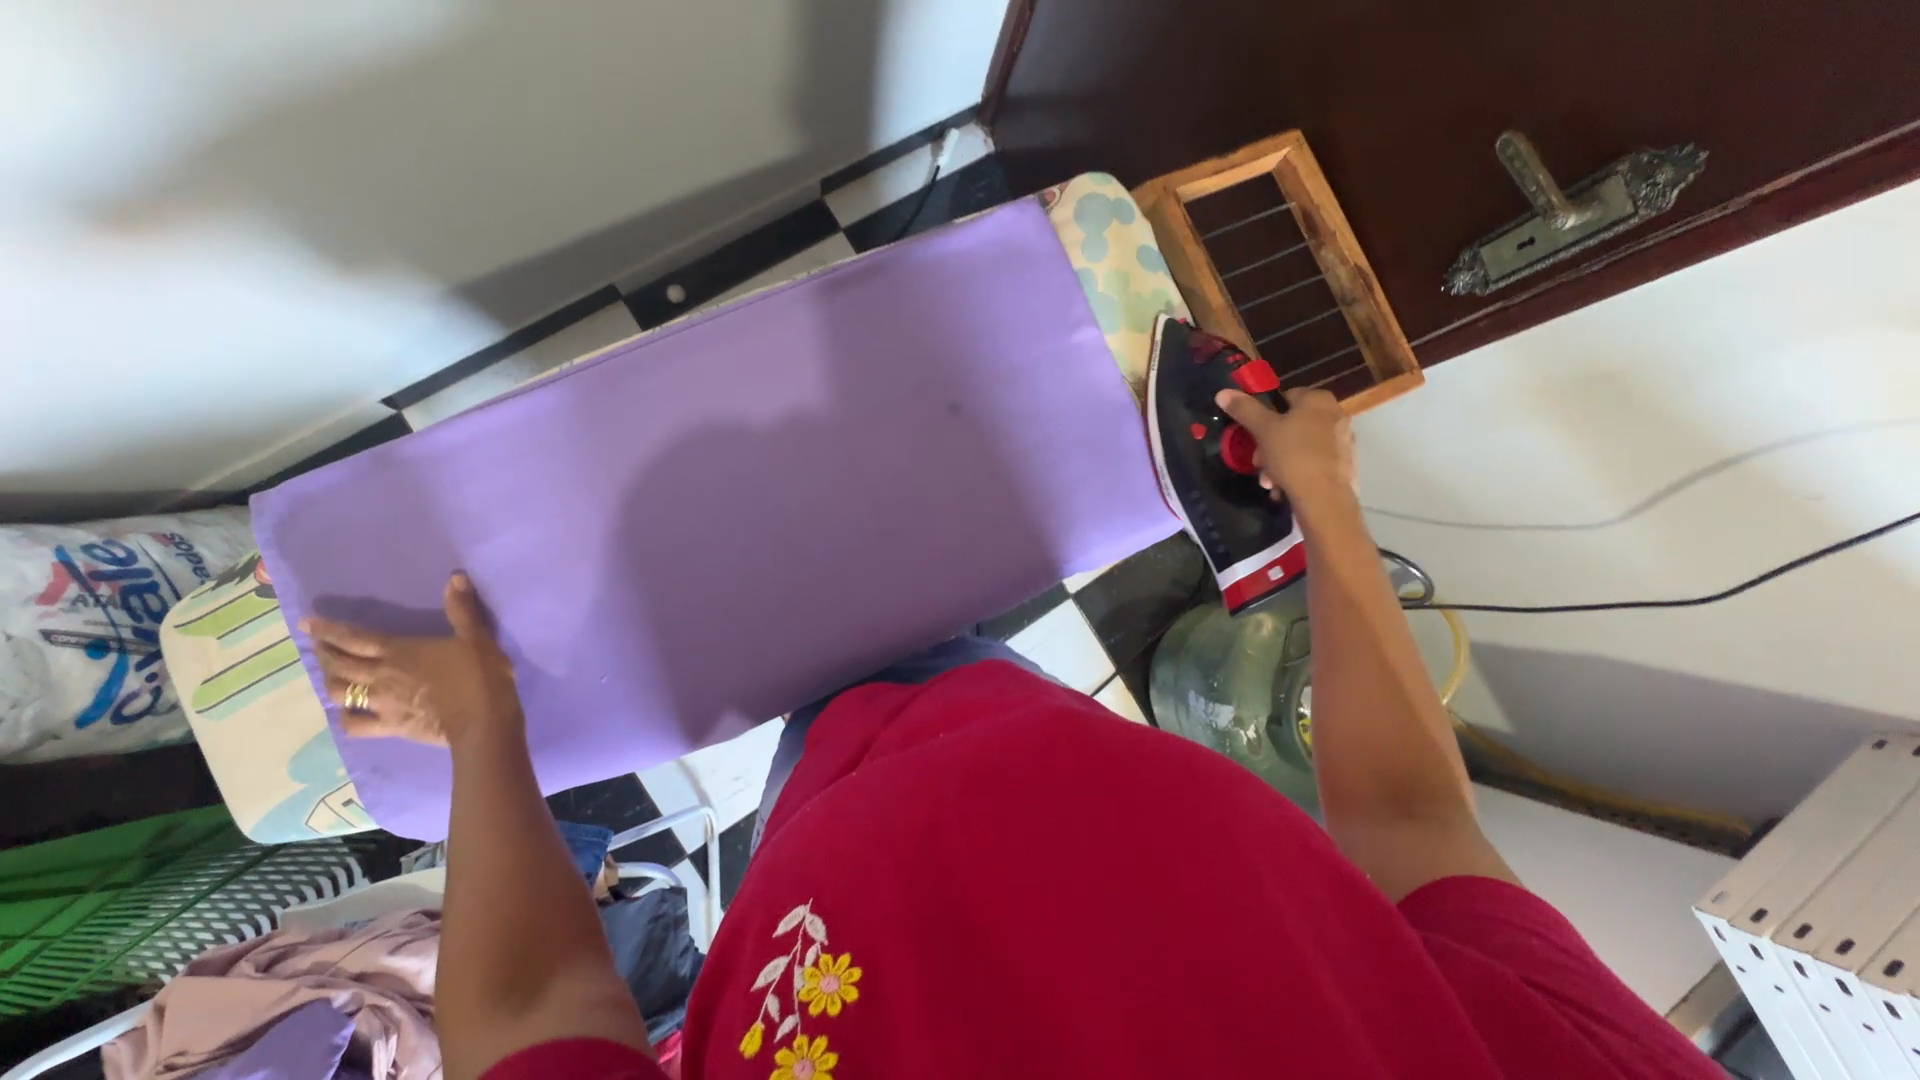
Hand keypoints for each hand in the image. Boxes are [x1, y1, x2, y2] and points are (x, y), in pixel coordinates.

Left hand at [302, 572, 521, 747]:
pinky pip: (355, 724)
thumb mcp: (477, 638)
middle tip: (318, 645)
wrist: (483, 720)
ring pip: (340, 691)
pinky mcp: (389, 726)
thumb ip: (462, 610)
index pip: (354, 638)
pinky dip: (345, 717)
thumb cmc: (481, 676)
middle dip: (324, 652)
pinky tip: (345, 713)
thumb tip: (455, 577)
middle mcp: (382, 675)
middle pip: (340, 663)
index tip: (307, 622)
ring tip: (330, 675)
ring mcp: (382, 703)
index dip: (329, 630)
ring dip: (329, 681)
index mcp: (400, 651)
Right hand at [1215, 387, 1357, 512]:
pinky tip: (1286, 486)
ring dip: (1280, 461)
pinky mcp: (1345, 464)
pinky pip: (1314, 461)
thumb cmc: (1293, 455)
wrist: (1325, 498)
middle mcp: (1336, 414)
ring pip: (1301, 445)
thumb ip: (1244, 409)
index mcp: (1319, 400)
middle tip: (1259, 463)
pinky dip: (1298, 471)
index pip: (1286, 397)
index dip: (1266, 415)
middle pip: (1292, 424)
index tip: (1255, 435)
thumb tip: (1223, 392)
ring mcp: (1343, 440)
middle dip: (1270, 445)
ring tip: (1270, 481)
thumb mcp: (1263, 430)